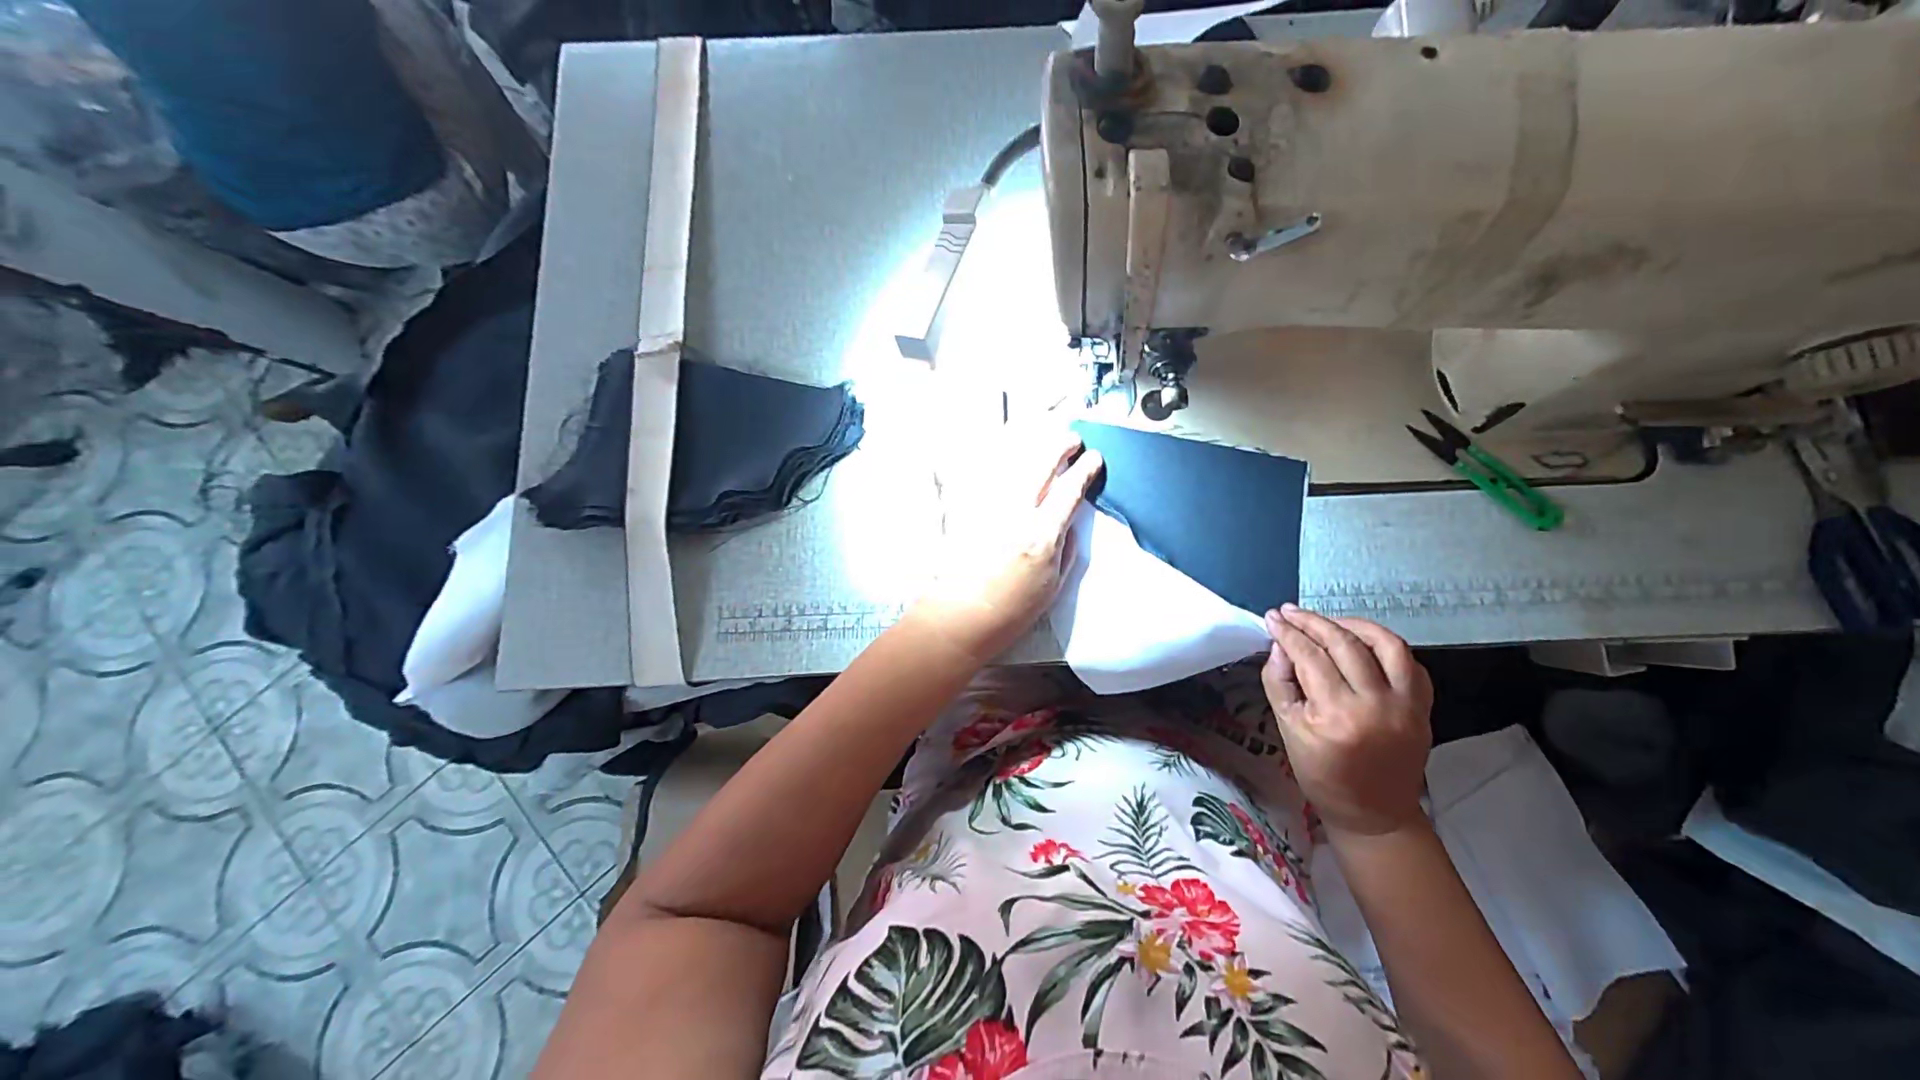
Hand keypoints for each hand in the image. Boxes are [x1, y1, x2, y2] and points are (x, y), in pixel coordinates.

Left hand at [911, 430, 1103, 663]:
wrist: (961, 617)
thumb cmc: (1010, 610)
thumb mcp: (1054, 586)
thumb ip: (1066, 549)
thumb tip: (1069, 524)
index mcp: (1041, 535)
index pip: (1069, 490)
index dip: (1085, 470)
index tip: (1094, 459)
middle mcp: (1015, 515)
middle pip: (1041, 466)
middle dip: (1059, 447)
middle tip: (1071, 440)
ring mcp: (989, 509)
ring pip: (1015, 466)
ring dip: (1034, 451)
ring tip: (1046, 444)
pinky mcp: (970, 511)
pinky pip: (990, 479)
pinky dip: (1005, 465)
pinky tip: (1013, 460)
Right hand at [1260, 604, 1433, 837]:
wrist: (1374, 812)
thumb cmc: (1322, 776)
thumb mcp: (1288, 730)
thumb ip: (1279, 683)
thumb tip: (1279, 644)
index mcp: (1337, 715)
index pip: (1309, 657)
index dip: (1288, 633)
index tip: (1272, 618)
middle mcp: (1376, 704)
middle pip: (1343, 644)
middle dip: (1313, 622)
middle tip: (1290, 612)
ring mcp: (1406, 704)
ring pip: (1384, 643)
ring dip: (1352, 624)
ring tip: (1327, 620)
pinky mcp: (1424, 707)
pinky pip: (1409, 662)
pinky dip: (1384, 644)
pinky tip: (1361, 641)